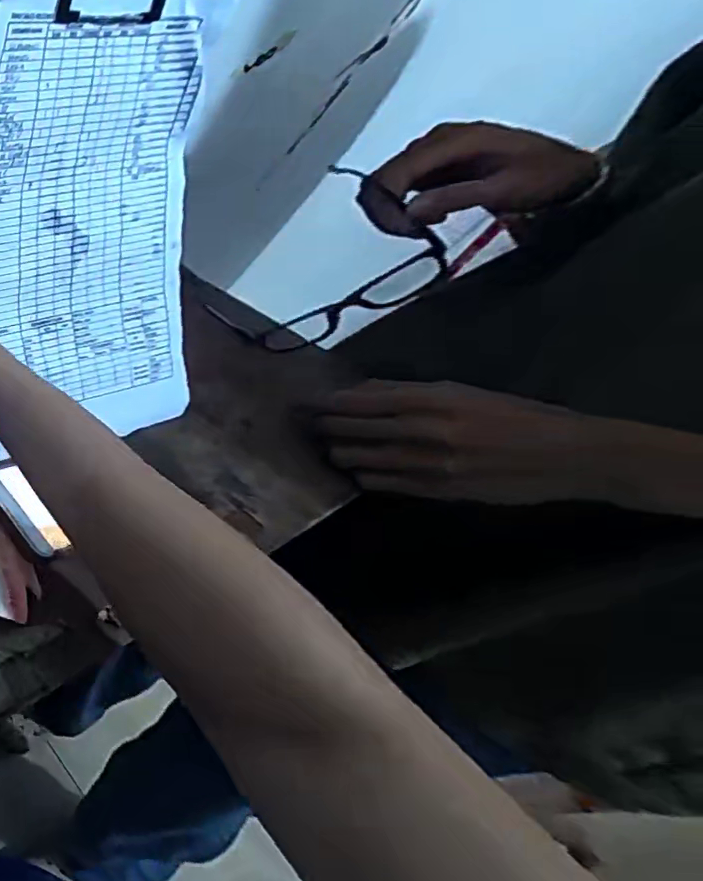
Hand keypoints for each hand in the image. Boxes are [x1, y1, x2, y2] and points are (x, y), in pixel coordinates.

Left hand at [314, 380, 602, 503]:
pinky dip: (362, 474)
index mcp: (432, 402)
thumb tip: (356, 391)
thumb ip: (405, 392)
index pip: (356, 402)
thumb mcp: (462, 392)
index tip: (302, 402)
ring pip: (354, 458)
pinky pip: (377, 482)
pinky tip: (360, 469)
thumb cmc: (517, 416)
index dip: (323, 403)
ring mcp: (426, 463)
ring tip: (332, 447)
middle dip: (322, 426)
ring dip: (337, 452)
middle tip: (309, 425)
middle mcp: (423, 432)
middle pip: (347, 429)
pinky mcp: (433, 489)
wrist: (576, 457)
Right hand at [370, 121, 601, 230]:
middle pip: (382, 178)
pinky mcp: (434, 160)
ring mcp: (433, 148)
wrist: (573, 171)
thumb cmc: (545, 178)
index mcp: (452, 141)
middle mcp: (435, 139)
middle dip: (386, 210)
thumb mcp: (504, 189)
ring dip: (394, 209)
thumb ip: (454, 197)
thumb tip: (407, 212)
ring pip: (386, 182)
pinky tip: (431, 211)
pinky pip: (401, 182)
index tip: (406, 231)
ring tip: (426, 223)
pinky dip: (404, 203)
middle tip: (411, 231)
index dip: (387, 206)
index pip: (393, 174)